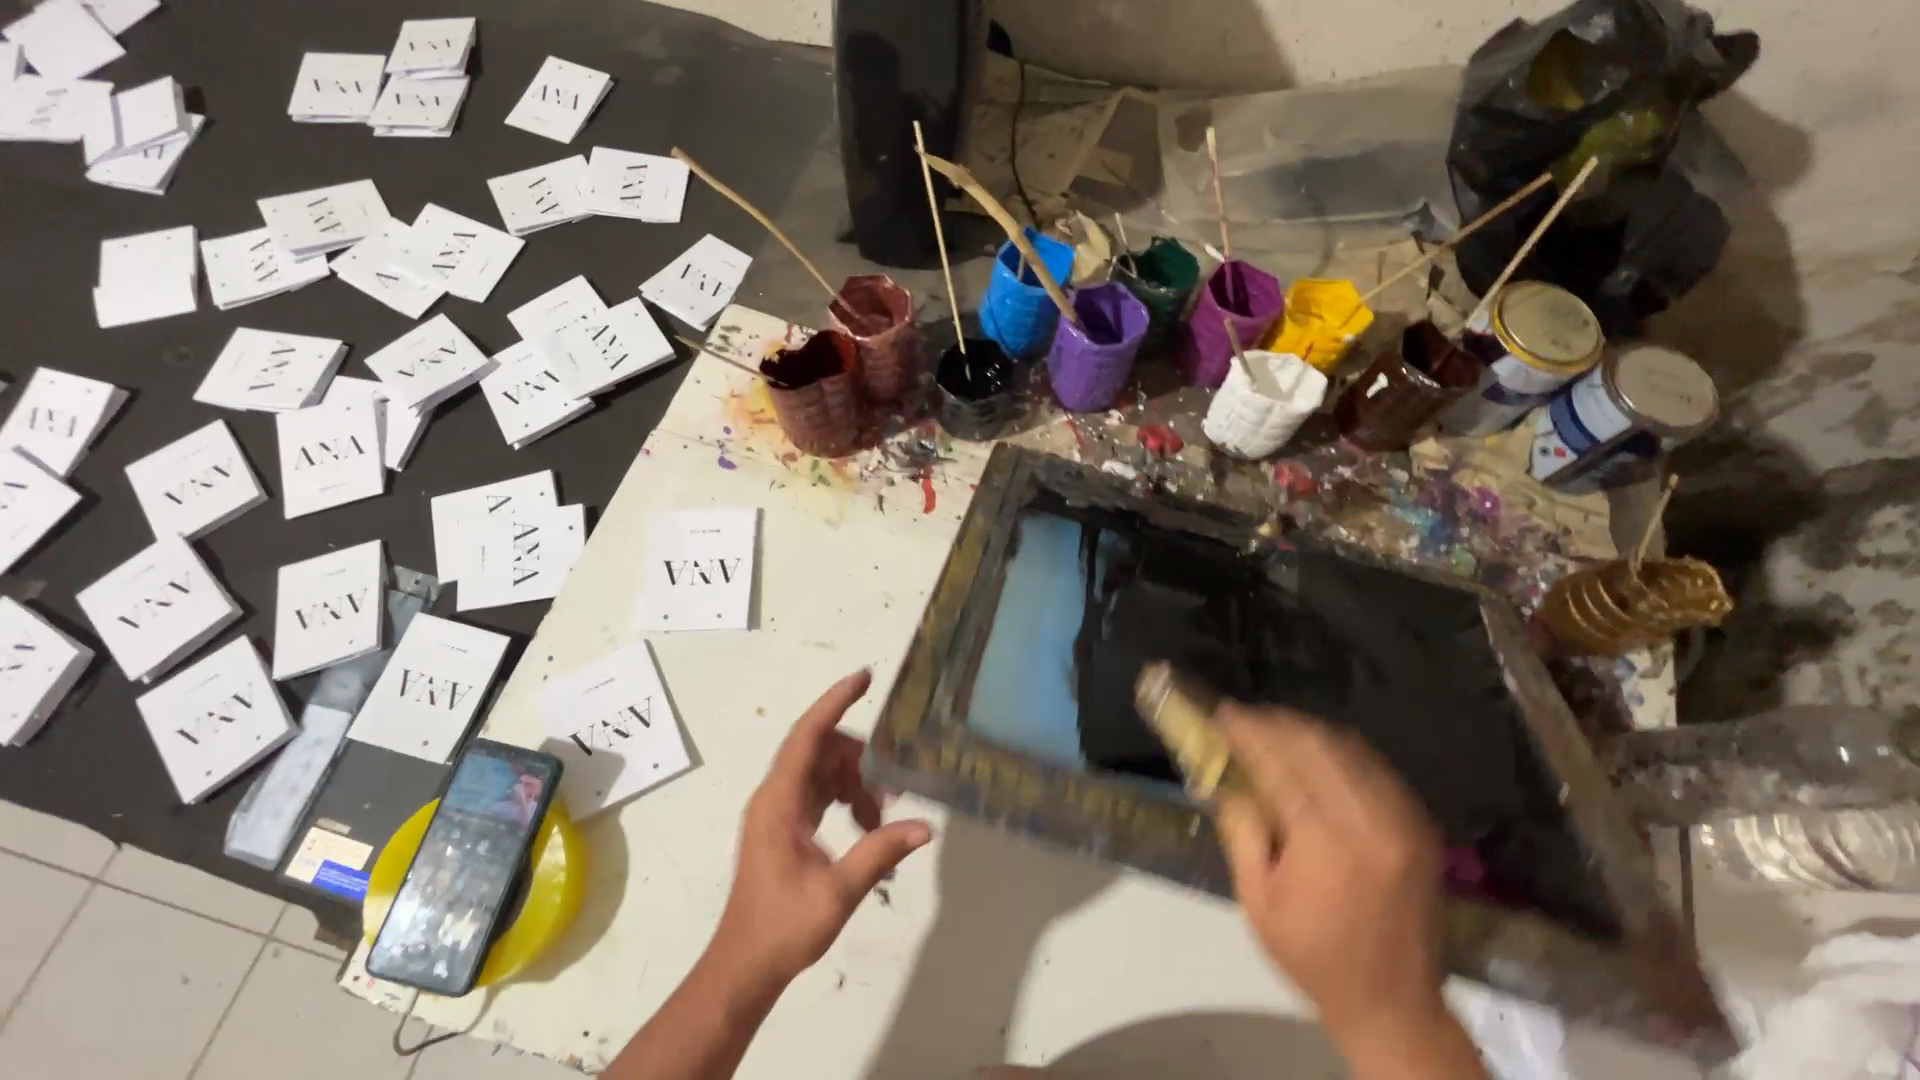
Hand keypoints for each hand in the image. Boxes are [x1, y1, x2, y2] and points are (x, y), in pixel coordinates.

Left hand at [712, 670, 932, 984]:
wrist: (745, 966)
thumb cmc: (783, 927)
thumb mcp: (838, 891)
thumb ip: (879, 852)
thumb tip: (924, 826)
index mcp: (779, 801)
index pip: (807, 735)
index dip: (834, 701)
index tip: (864, 677)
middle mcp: (775, 797)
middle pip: (819, 751)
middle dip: (859, 758)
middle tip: (892, 782)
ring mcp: (778, 812)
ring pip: (822, 772)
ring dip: (855, 783)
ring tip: (881, 816)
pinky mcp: (785, 828)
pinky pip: (819, 793)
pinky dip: (845, 798)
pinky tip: (868, 825)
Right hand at [1213, 704, 1448, 1043]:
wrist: (1394, 1002)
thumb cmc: (1314, 956)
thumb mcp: (1258, 899)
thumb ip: (1242, 830)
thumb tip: (1225, 778)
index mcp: (1328, 844)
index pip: (1282, 764)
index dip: (1249, 733)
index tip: (1223, 714)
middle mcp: (1373, 820)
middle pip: (1317, 745)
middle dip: (1275, 723)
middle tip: (1242, 718)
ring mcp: (1403, 819)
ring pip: (1349, 748)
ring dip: (1305, 731)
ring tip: (1271, 729)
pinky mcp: (1419, 824)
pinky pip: (1374, 767)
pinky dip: (1338, 751)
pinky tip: (1312, 753)